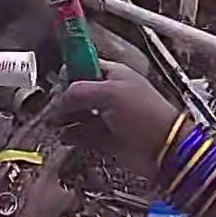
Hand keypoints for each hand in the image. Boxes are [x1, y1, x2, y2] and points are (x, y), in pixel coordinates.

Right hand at [43, 62, 180, 176]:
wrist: (166, 150)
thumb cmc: (145, 114)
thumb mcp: (109, 93)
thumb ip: (78, 92)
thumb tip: (57, 99)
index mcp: (114, 75)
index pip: (84, 66)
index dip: (68, 72)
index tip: (54, 81)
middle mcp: (110, 93)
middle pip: (77, 91)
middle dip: (62, 98)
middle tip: (50, 105)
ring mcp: (108, 115)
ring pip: (77, 113)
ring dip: (63, 117)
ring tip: (52, 122)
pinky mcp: (106, 137)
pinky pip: (82, 133)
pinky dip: (71, 134)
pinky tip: (63, 135)